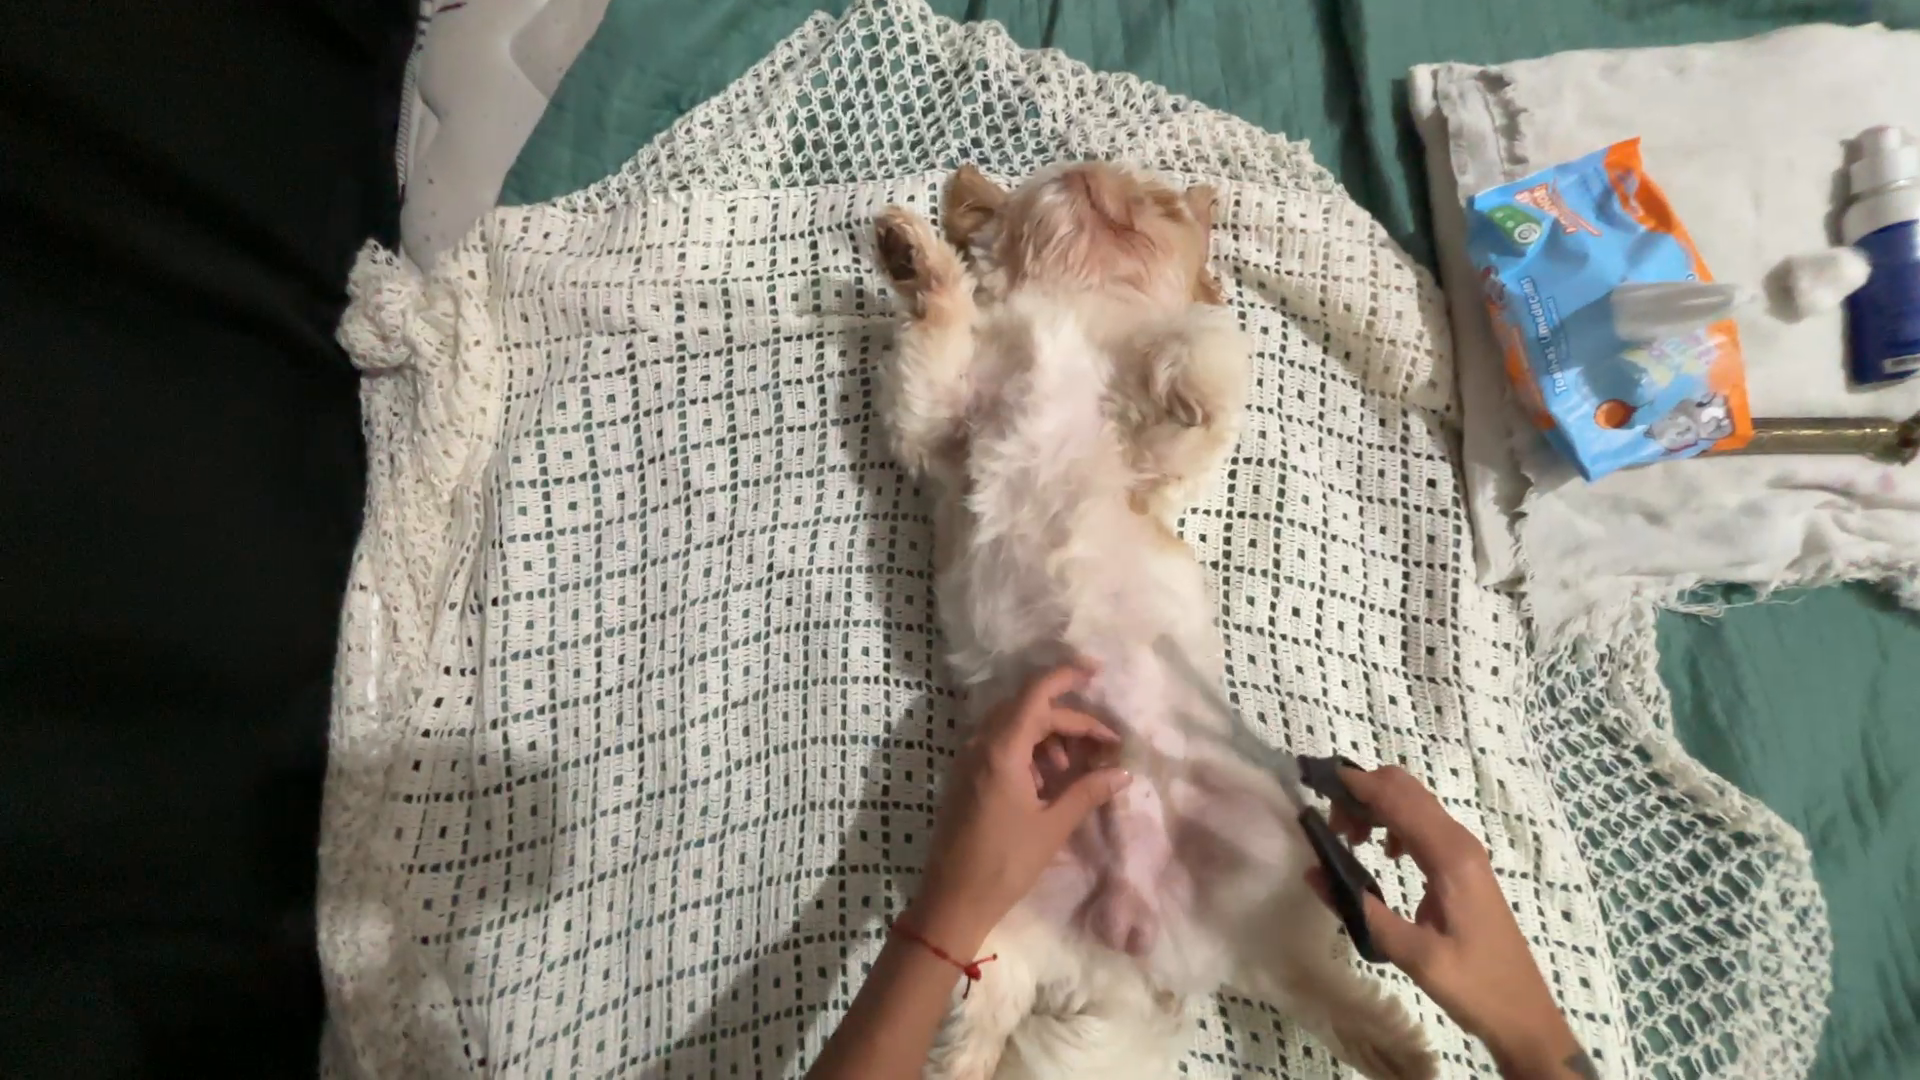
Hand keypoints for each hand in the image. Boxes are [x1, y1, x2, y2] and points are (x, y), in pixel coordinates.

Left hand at [906, 663, 1132, 954]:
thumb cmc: (1004, 863)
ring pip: (1015, 727)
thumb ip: (1088, 792)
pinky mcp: (967, 774)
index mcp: (1001, 748)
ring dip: (1050, 738)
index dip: (1066, 675)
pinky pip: (1002, 746)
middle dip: (1069, 720)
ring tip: (1076, 770)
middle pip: (1029, 709)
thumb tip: (1123, 772)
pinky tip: (1049, 782)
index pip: (1036, 693)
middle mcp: (981, 743)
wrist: (952, 899)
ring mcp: (969, 758)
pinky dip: (1030, 752)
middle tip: (1104, 743)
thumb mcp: (1052, 827)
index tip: (1096, 671)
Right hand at [1309, 766, 1580, 1072]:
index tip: (1317, 783)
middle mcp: (1458, 842)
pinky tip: (1381, 852)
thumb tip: (1312, 872)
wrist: (1526, 1018)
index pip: (1396, 797)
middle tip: (1332, 826)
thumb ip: (1361, 910)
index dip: (1355, 783)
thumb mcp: (1413, 955)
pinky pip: (1420, 821)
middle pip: (1403, 787)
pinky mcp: (1461, 863)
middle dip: (1361, 793)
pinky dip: (1390, 820)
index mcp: (1449, 857)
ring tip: (1349, 839)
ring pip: (1410, 800)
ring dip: (1374, 805)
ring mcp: (1463, 851)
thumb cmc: (1475, 986)